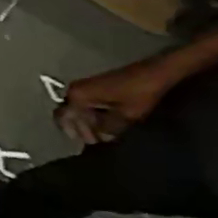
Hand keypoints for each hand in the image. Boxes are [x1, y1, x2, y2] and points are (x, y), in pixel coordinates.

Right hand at [55, 61, 175, 144]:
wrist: (154, 73)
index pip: (63, 117)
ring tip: (103, 135)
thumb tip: (101, 138)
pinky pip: (86, 104)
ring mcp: (84, 88)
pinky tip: (106, 123)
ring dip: (88, 122)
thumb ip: (110, 128)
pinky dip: (93, 115)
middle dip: (80, 128)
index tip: (88, 144)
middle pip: (69, 113)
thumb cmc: (138, 93)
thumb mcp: (127, 114)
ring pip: (78, 109)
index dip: (72, 132)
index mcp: (77, 97)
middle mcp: (74, 91)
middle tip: (96, 142)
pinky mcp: (95, 87)